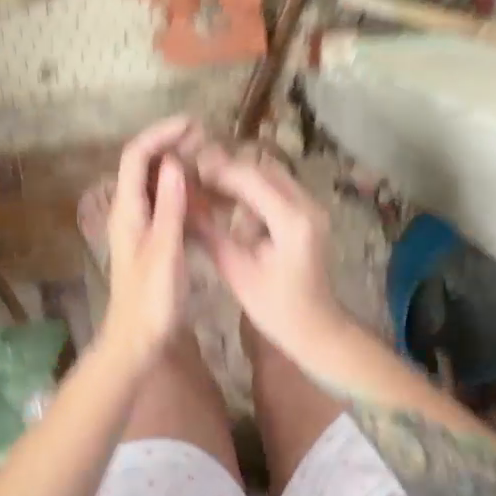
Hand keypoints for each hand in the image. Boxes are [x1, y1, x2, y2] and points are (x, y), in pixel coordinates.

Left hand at [99, 115, 201, 360]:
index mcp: (127, 211)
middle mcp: (128, 211)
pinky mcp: (150, 238)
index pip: (136, 156)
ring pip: (154, 182)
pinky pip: (163, 202)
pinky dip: (181, 189)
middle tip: (206, 138)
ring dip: (177, 164)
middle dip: (170, 144)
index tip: (192, 124)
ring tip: (208, 157)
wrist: (137, 340)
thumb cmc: (151, 300)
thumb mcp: (165, 251)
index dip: (160, 134)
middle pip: (143, 164)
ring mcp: (138, 225)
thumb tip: (175, 162)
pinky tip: (204, 193)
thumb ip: (170, 207)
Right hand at [193, 147, 348, 348]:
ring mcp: (311, 205)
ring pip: (269, 173)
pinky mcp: (308, 211)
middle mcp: (308, 204)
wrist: (316, 328)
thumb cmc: (276, 308)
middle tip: (192, 178)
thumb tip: (179, 205)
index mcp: (292, 221)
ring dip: (238, 177)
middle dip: (226, 169)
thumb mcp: (236, 271)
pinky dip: (250, 188)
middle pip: (261, 167)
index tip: (185, 171)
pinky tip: (226, 202)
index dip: (215, 171)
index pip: (250, 178)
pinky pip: (276, 186)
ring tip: (204, 188)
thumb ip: (209, 233)